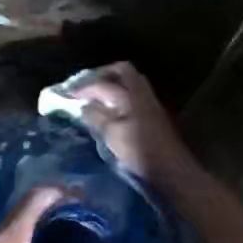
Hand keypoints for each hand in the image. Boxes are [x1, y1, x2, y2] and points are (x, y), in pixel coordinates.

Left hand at [0, 187, 124, 242]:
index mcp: (11, 240)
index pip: (38, 197)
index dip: (66, 193)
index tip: (91, 204)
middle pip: (30, 204)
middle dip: (61, 204)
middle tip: (89, 217)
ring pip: (23, 219)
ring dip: (48, 218)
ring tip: (77, 231)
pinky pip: (18, 233)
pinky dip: (38, 232)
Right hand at [65, 62, 196, 184]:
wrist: (172, 170)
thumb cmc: (140, 151)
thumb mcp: (112, 134)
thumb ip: (96, 116)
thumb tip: (85, 105)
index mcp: (132, 95)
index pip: (105, 81)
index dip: (85, 86)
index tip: (69, 94)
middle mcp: (143, 94)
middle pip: (123, 72)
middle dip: (103, 76)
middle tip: (86, 87)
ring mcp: (152, 105)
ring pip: (131, 85)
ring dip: (113, 87)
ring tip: (96, 100)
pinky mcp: (155, 118)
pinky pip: (135, 98)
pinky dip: (121, 100)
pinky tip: (111, 114)